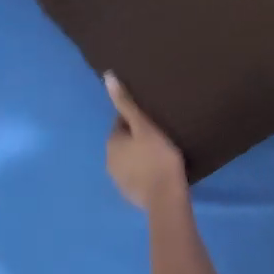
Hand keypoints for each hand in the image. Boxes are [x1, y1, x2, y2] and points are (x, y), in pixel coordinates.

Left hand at [104, 72, 189, 211]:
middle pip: (125, 142)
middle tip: (161, 135)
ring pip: (129, 159)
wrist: (166, 196)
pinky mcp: (129, 193)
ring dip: (140, 155)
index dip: (138, 119)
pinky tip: (159, 170)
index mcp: (111, 142)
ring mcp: (118, 179)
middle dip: (138, 138)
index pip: (121, 122)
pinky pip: (136, 175)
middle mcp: (108, 160)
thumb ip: (126, 103)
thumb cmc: (158, 156)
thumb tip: (107, 76)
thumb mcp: (144, 126)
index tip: (156, 120)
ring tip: (163, 152)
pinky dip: (144, 171)